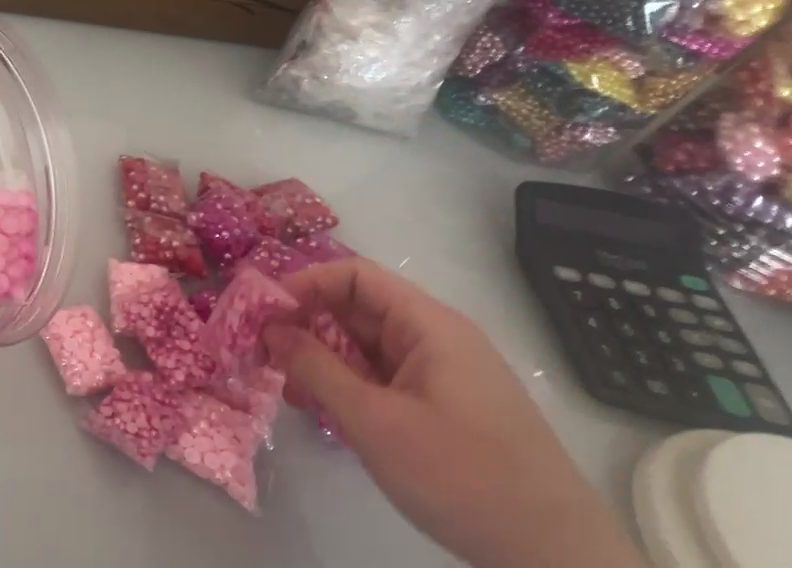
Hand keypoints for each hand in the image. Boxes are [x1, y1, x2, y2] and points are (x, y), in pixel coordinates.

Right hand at [263, 258, 647, 567]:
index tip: (262, 311)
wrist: (555, 557)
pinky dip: (345, 384)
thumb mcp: (374, 421)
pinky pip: (380, 377)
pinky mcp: (441, 408)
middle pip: (356, 308)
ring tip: (287, 387)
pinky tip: (320, 409)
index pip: (355, 276)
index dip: (305, 283)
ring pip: (364, 345)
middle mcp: (436, 340)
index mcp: (429, 327)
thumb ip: (315, 367)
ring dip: (320, 358)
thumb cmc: (463, 476)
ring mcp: (440, 375)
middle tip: (260, 350)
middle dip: (304, 323)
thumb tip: (269, 326)